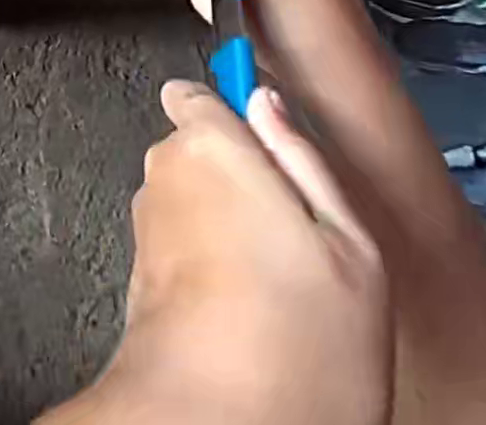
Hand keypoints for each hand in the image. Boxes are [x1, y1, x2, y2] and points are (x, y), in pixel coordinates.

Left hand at [44, 83, 391, 424]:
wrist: (217, 414)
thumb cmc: (301, 330)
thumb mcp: (346, 241)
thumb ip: (300, 156)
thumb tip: (265, 101)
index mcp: (208, 145)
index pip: (196, 93)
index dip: (230, 111)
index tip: (266, 140)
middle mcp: (164, 170)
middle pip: (198, 145)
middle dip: (237, 170)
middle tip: (294, 228)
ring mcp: (147, 216)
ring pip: (192, 193)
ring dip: (224, 216)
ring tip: (277, 276)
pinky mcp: (139, 260)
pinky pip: (181, 234)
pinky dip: (206, 252)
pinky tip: (244, 299)